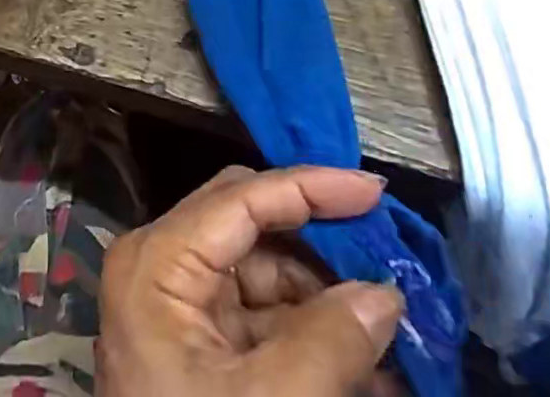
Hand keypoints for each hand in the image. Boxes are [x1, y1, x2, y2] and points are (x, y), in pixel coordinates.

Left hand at [97, 165, 405, 396]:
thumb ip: (332, 342)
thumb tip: (385, 294)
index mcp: (160, 260)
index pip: (242, 197)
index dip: (310, 186)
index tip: (374, 191)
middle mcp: (163, 265)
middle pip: (252, 224)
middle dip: (321, 241)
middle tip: (384, 254)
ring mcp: (179, 303)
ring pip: (264, 270)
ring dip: (326, 296)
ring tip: (389, 330)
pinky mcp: (199, 342)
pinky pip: (263, 315)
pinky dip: (312, 332)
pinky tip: (364, 364)